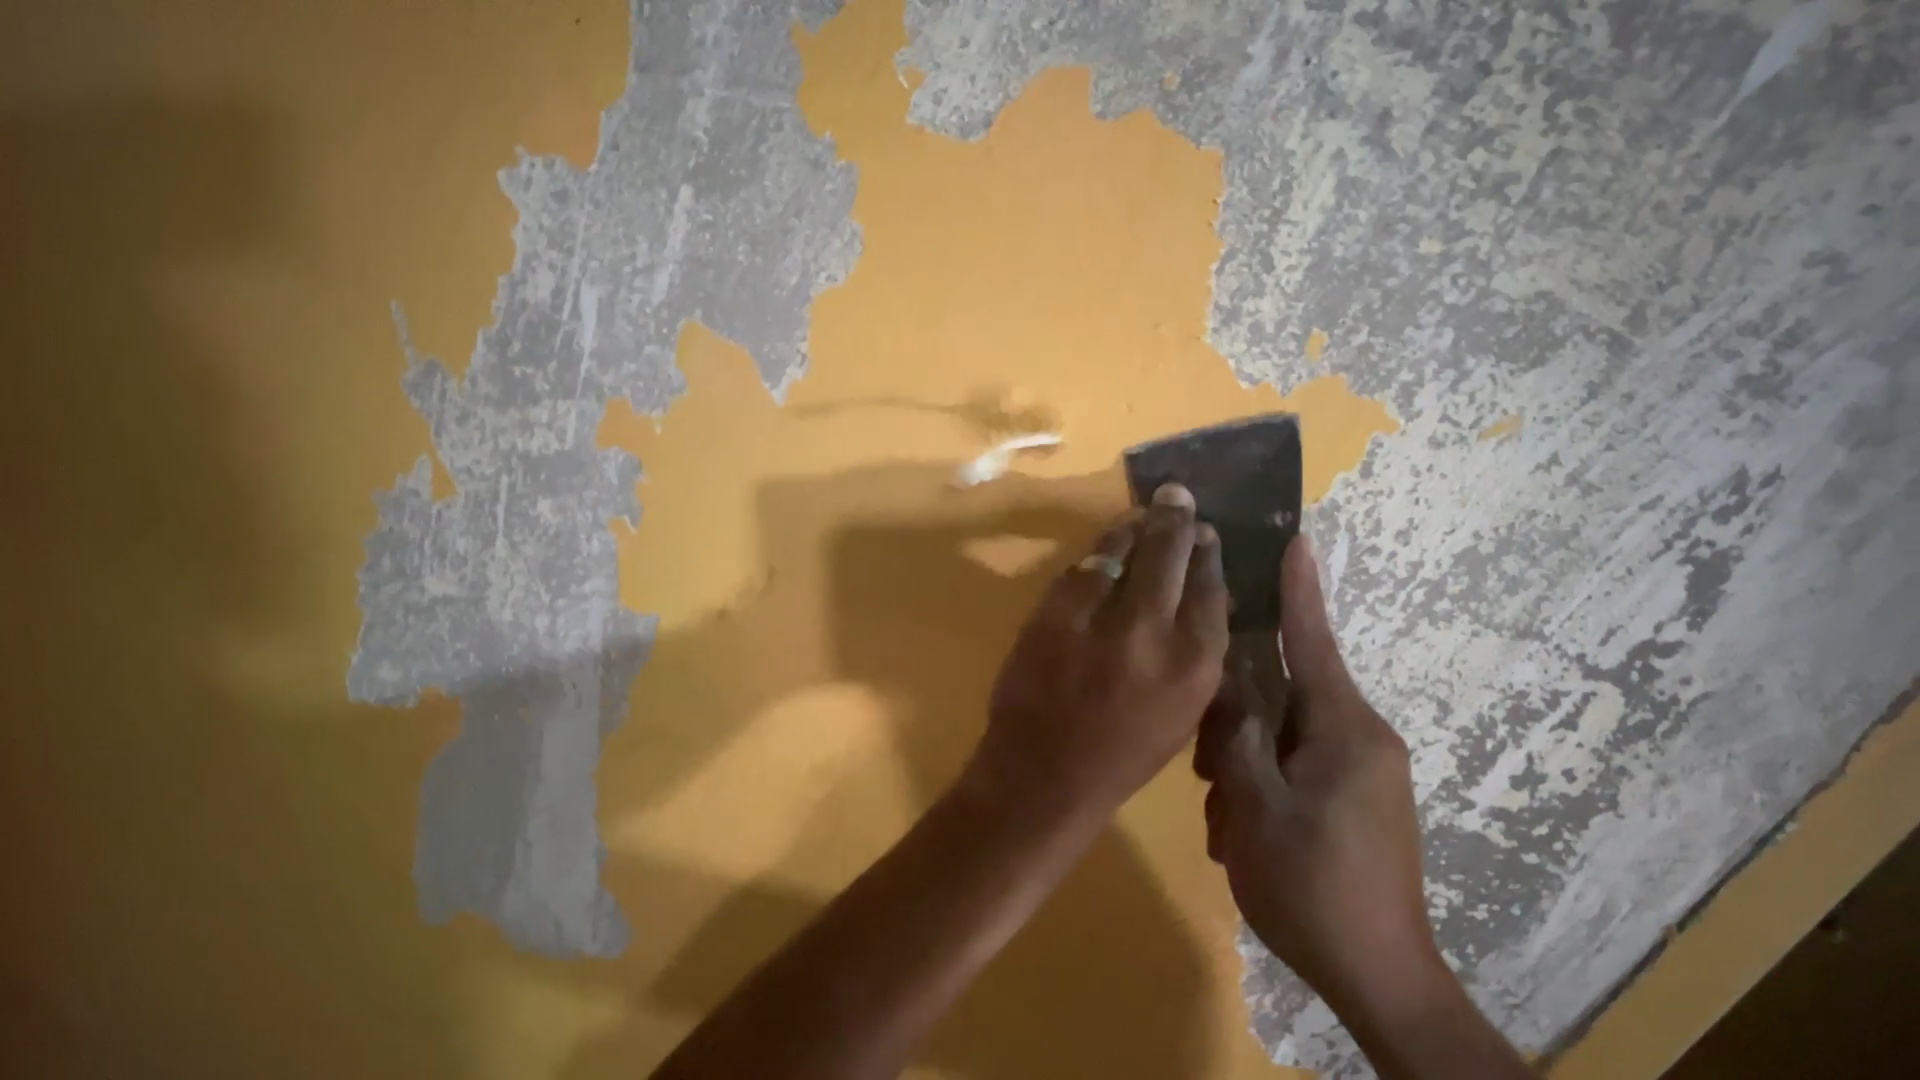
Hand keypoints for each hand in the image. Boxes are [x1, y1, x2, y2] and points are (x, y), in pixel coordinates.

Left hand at [965, 483, 1229, 820]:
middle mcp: (1151, 632)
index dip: (1208, 553)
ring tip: (1140, 517)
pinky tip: (1100, 553)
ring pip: (1120, 551)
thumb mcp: (1183, 711)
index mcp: (1195, 664)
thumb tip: (1198, 596)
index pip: (1210, 587)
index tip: (1207, 533)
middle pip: (1170, 554)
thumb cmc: (1124, 755)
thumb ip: (1194, 652)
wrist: (1044, 774)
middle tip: (1177, 495)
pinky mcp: (1051, 614)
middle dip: (1176, 519)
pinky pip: (1078, 570)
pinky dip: (1093, 558)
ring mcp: (1095, 619)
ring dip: (1132, 528)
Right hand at [1195, 535, 1441, 1013]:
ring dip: (1246, 764)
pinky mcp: (1361, 802)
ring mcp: (1366, 773)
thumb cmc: (1311, 885)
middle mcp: (1363, 737)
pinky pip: (1301, 768)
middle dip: (1238, 717)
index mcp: (1343, 727)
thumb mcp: (1252, 806)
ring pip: (1287, 735)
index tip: (1294, 537)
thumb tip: (1224, 679)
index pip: (1311, 639)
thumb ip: (1234, 734)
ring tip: (1224, 822)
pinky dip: (1266, 787)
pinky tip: (1244, 836)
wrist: (1381, 978)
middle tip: (1201, 765)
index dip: (1298, 588)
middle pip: (1288, 693)